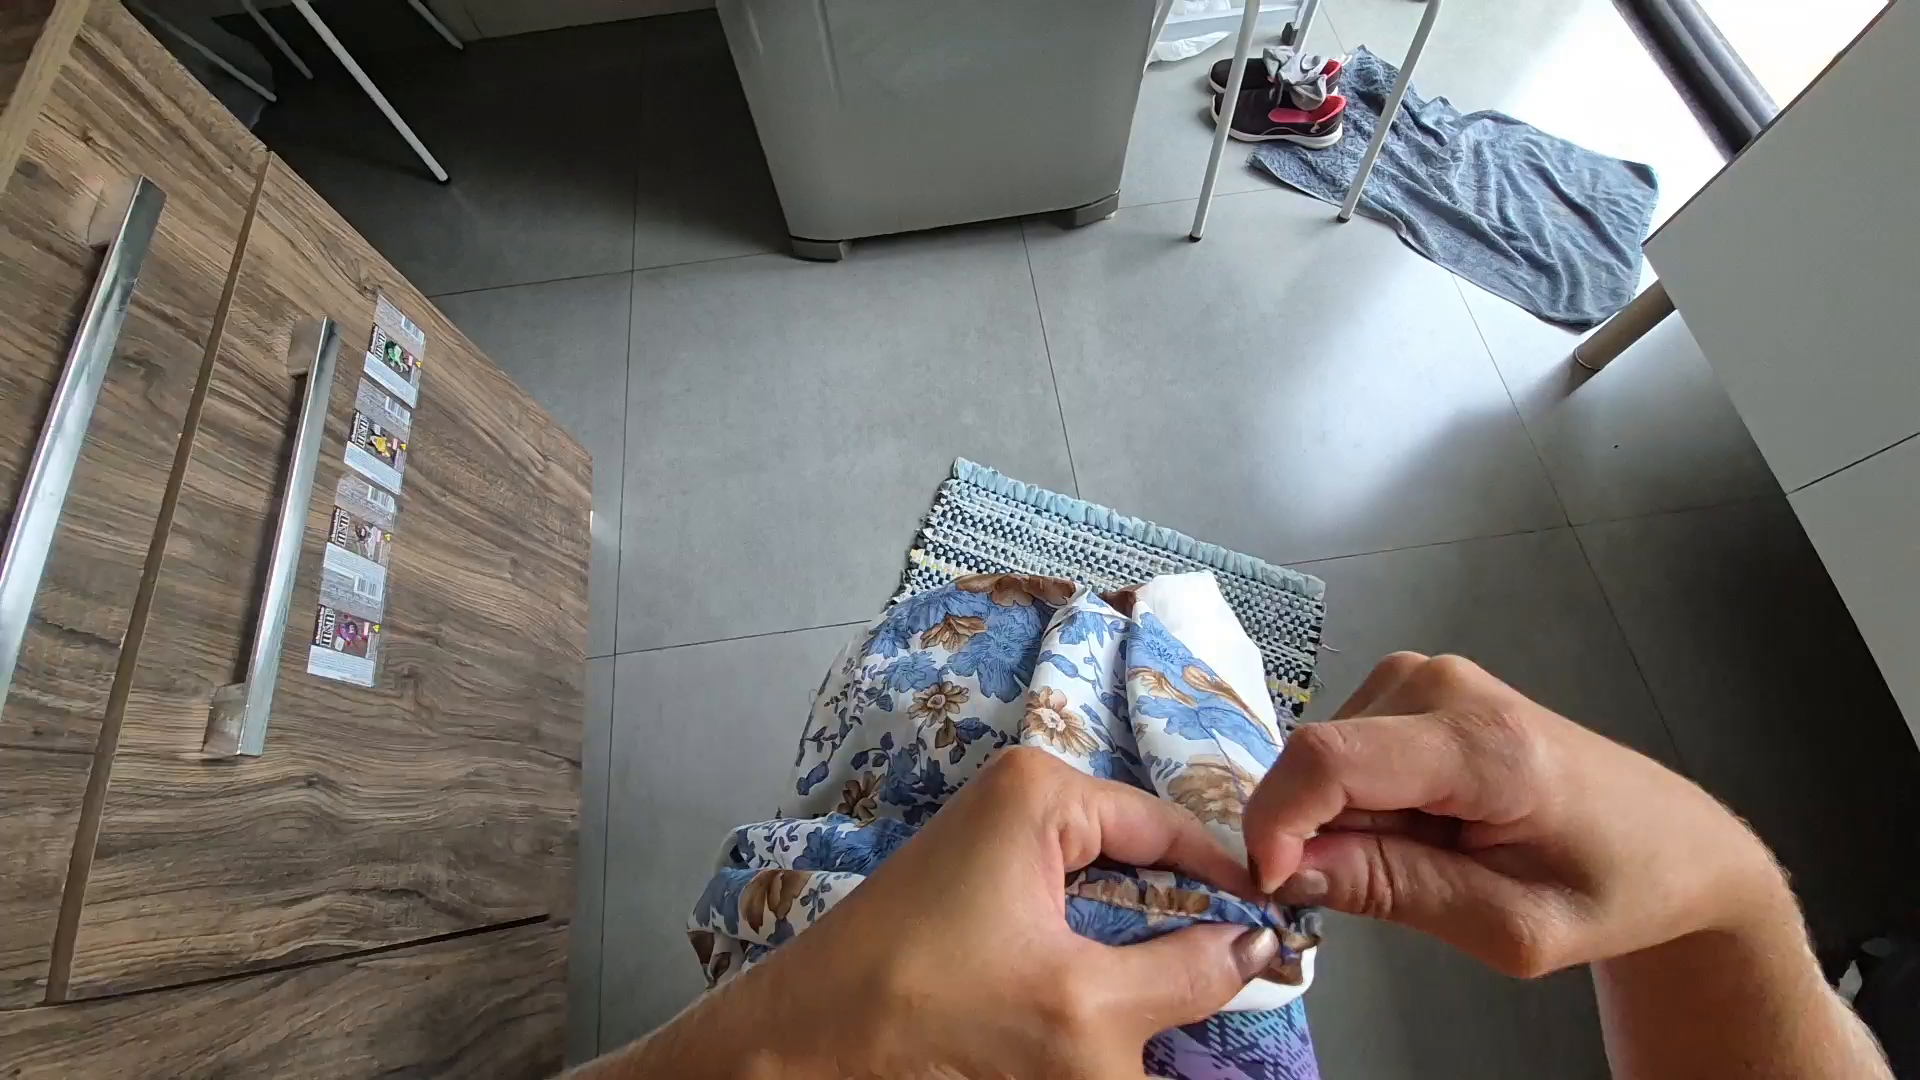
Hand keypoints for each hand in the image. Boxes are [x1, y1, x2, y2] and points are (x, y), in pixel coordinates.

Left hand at [597, 748, 1278, 1079]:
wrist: (811, 1036)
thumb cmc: (945, 1009)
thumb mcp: (1087, 1008)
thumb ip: (1184, 975)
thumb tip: (1257, 953)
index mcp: (1045, 790)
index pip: (1165, 826)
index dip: (1226, 877)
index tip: (1281, 929)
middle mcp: (1021, 790)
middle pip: (1132, 848)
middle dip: (1180, 910)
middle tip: (1236, 969)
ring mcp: (993, 825)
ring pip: (1099, 875)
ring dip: (1137, 930)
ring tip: (1178, 983)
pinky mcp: (977, 864)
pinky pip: (1061, 889)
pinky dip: (1094, 933)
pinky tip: (1111, 979)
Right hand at [1244, 652, 1789, 976]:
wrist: (1667, 837)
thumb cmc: (1609, 891)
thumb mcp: (1512, 928)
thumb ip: (1393, 888)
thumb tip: (1284, 870)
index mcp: (1485, 744)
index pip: (1333, 759)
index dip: (1279, 816)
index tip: (1269, 882)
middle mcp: (1437, 682)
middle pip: (1321, 760)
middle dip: (1324, 831)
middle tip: (1395, 880)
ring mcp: (1418, 671)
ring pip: (1322, 755)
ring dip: (1343, 815)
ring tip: (1425, 845)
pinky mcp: (1404, 677)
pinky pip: (1338, 744)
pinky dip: (1353, 794)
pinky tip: (1417, 811)